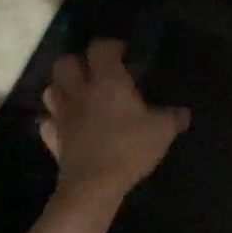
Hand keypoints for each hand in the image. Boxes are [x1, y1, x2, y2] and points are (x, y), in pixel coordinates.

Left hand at [40, 39, 190, 200]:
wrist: (93, 186)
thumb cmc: (128, 148)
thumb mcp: (162, 131)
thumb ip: (173, 117)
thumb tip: (184, 113)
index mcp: (107, 81)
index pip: (100, 48)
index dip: (111, 46)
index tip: (124, 53)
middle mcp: (80, 92)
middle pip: (64, 63)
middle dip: (77, 62)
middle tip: (96, 72)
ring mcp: (62, 116)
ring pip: (50, 90)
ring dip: (62, 88)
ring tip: (80, 95)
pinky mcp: (53, 140)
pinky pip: (47, 123)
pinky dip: (54, 120)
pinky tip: (68, 125)